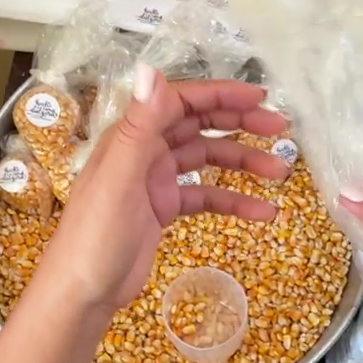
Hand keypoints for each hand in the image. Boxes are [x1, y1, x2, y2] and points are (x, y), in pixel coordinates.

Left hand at [37, 66, 291, 315]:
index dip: (221, 95)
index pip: (182, 101)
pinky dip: (233, 201)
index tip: (260, 97)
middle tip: (280, 128)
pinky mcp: (163, 210)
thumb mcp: (119, 177)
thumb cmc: (95, 235)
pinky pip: (205, 196)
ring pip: (207, 160)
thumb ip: (139, 125)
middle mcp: (144, 151)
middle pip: (199, 125)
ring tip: (280, 172)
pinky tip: (263, 211)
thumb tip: (150, 68)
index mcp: (132, 136)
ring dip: (243, 162)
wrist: (81, 294)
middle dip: (240, 122)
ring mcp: (155, 181)